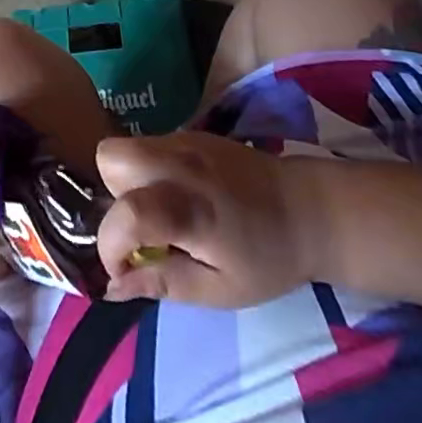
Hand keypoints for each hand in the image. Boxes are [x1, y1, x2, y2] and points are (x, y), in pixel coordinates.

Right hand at [95, 133, 314, 307]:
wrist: (310, 208)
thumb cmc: (268, 258)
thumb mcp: (220, 290)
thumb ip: (163, 283)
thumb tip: (112, 286)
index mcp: (191, 210)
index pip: (127, 215)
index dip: (111, 245)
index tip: (124, 268)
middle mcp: (181, 165)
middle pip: (111, 157)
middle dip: (111, 193)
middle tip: (142, 224)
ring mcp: (185, 140)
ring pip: (126, 146)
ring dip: (128, 180)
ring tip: (161, 209)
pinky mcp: (190, 132)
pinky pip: (147, 144)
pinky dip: (147, 168)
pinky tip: (180, 193)